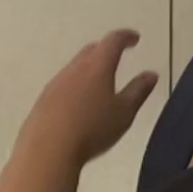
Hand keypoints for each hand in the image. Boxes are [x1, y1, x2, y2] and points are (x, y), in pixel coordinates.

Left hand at [17, 29, 159, 165]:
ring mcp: (55, 84)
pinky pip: (61, 87)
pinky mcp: (40, 102)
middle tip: (115, 58)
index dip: (126, 37)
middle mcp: (75, 68)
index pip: (113, 40)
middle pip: (91, 50)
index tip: (135, 39)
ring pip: (74, 68)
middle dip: (105, 51)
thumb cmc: (91, 130)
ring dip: (87, 71)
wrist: (45, 154)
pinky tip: (75, 107)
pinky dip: (72, 89)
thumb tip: (152, 74)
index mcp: (98, 65)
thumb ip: (139, 91)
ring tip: (96, 86)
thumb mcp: (124, 113)